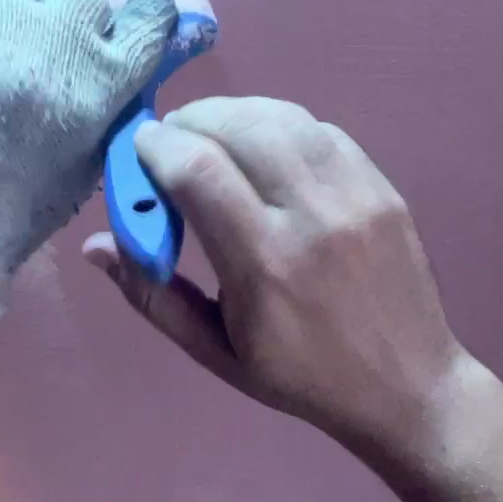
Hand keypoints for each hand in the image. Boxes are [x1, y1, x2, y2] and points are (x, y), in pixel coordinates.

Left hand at [0, 0, 175, 317]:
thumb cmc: (22, 207)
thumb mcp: (89, 163)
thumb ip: (113, 106)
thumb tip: (123, 67)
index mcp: (100, 80)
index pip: (147, 17)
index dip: (150, 12)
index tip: (145, 13)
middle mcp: (54, 39)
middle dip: (82, 25)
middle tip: (64, 59)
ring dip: (30, 14)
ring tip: (14, 51)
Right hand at [84, 97, 465, 452]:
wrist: (407, 386)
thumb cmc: (299, 377)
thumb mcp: (214, 351)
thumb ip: (151, 295)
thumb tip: (95, 246)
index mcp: (264, 264)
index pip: (198, 170)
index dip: (155, 146)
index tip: (135, 152)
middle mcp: (312, 216)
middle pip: (238, 125)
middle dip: (188, 121)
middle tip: (168, 144)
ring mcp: (356, 194)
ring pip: (282, 115)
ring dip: (231, 115)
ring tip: (209, 139)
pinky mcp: (382, 186)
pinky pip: (319, 129)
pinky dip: (276, 125)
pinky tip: (262, 151)